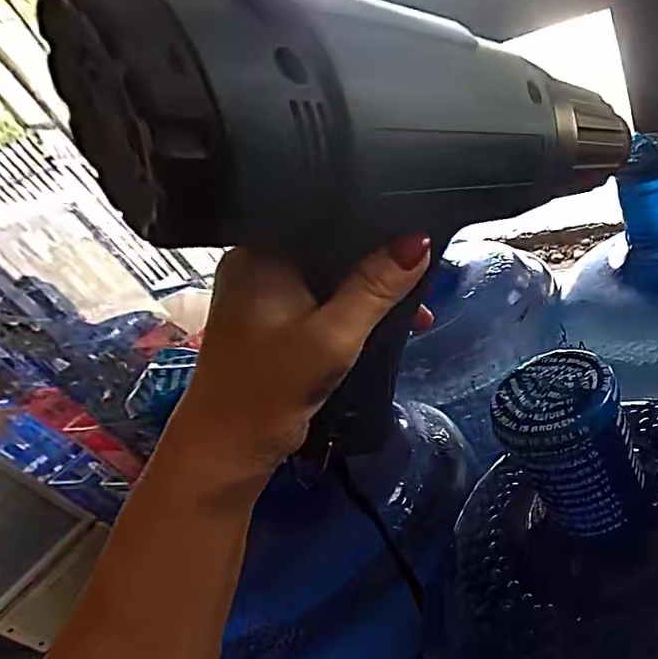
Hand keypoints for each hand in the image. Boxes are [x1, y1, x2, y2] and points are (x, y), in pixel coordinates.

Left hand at [155, 235, 433, 491]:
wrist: (233, 442)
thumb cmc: (275, 384)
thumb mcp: (335, 333)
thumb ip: (376, 287)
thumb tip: (416, 242)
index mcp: (261, 253)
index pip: (324, 216)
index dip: (373, 223)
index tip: (416, 236)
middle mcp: (260, 264)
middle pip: (332, 246)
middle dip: (382, 263)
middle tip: (425, 278)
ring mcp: (268, 293)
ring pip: (334, 275)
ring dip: (375, 290)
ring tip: (415, 307)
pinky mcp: (278, 319)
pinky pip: (327, 299)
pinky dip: (358, 308)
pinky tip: (387, 322)